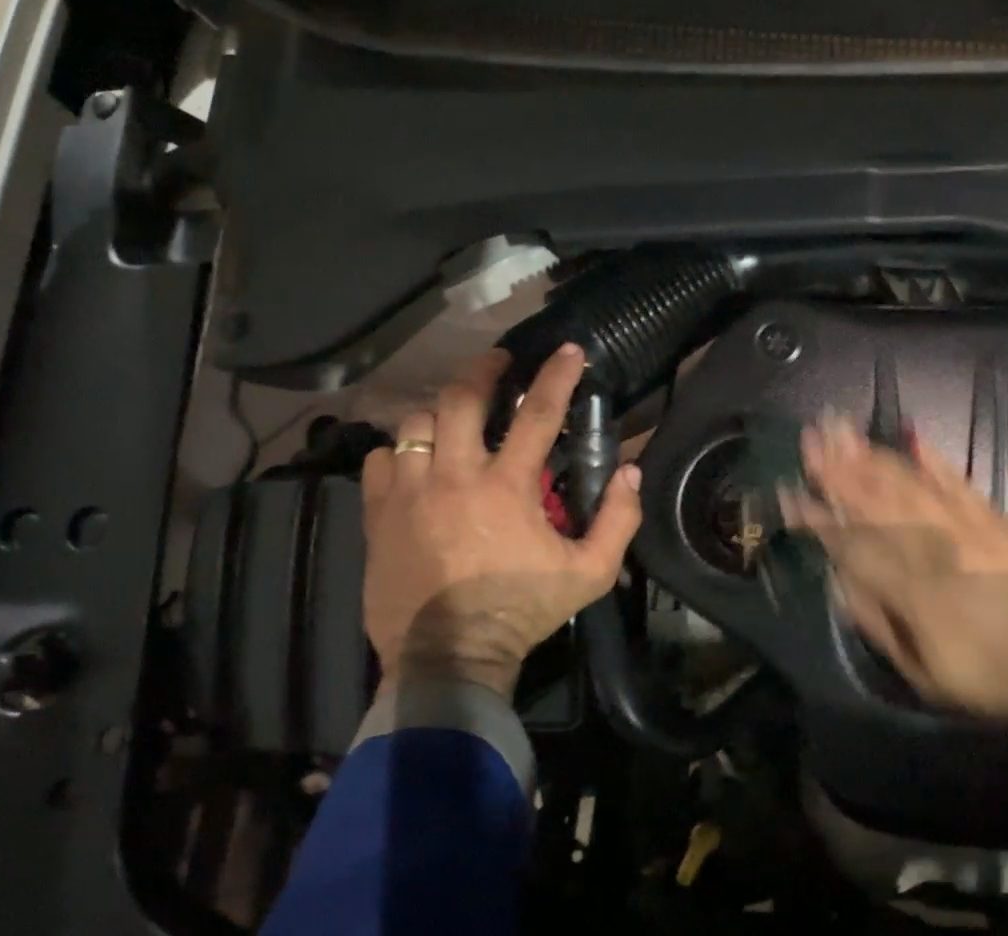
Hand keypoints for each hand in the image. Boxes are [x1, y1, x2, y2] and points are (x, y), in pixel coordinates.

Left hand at [360, 345, 641, 696]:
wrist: (448, 658)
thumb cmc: (523, 611)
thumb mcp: (591, 573)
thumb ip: (618, 519)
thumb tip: (630, 471)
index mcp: (508, 487)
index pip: (538, 413)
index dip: (557, 375)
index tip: (568, 349)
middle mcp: (454, 476)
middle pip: (461, 399)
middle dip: (483, 369)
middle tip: (498, 361)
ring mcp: (409, 493)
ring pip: (416, 424)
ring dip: (441, 412)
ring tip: (456, 416)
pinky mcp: (377, 515)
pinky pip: (378, 460)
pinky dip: (399, 451)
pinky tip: (415, 462)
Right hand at [780, 417, 1007, 740]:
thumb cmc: (994, 678)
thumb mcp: (926, 674)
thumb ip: (880, 625)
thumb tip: (840, 584)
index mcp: (913, 591)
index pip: (854, 545)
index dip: (819, 518)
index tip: (790, 493)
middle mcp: (936, 550)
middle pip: (878, 502)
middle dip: (840, 469)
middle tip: (810, 439)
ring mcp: (969, 529)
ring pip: (911, 485)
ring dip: (875, 456)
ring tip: (844, 432)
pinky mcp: (997, 519)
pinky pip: (959, 482)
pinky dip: (934, 459)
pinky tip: (913, 437)